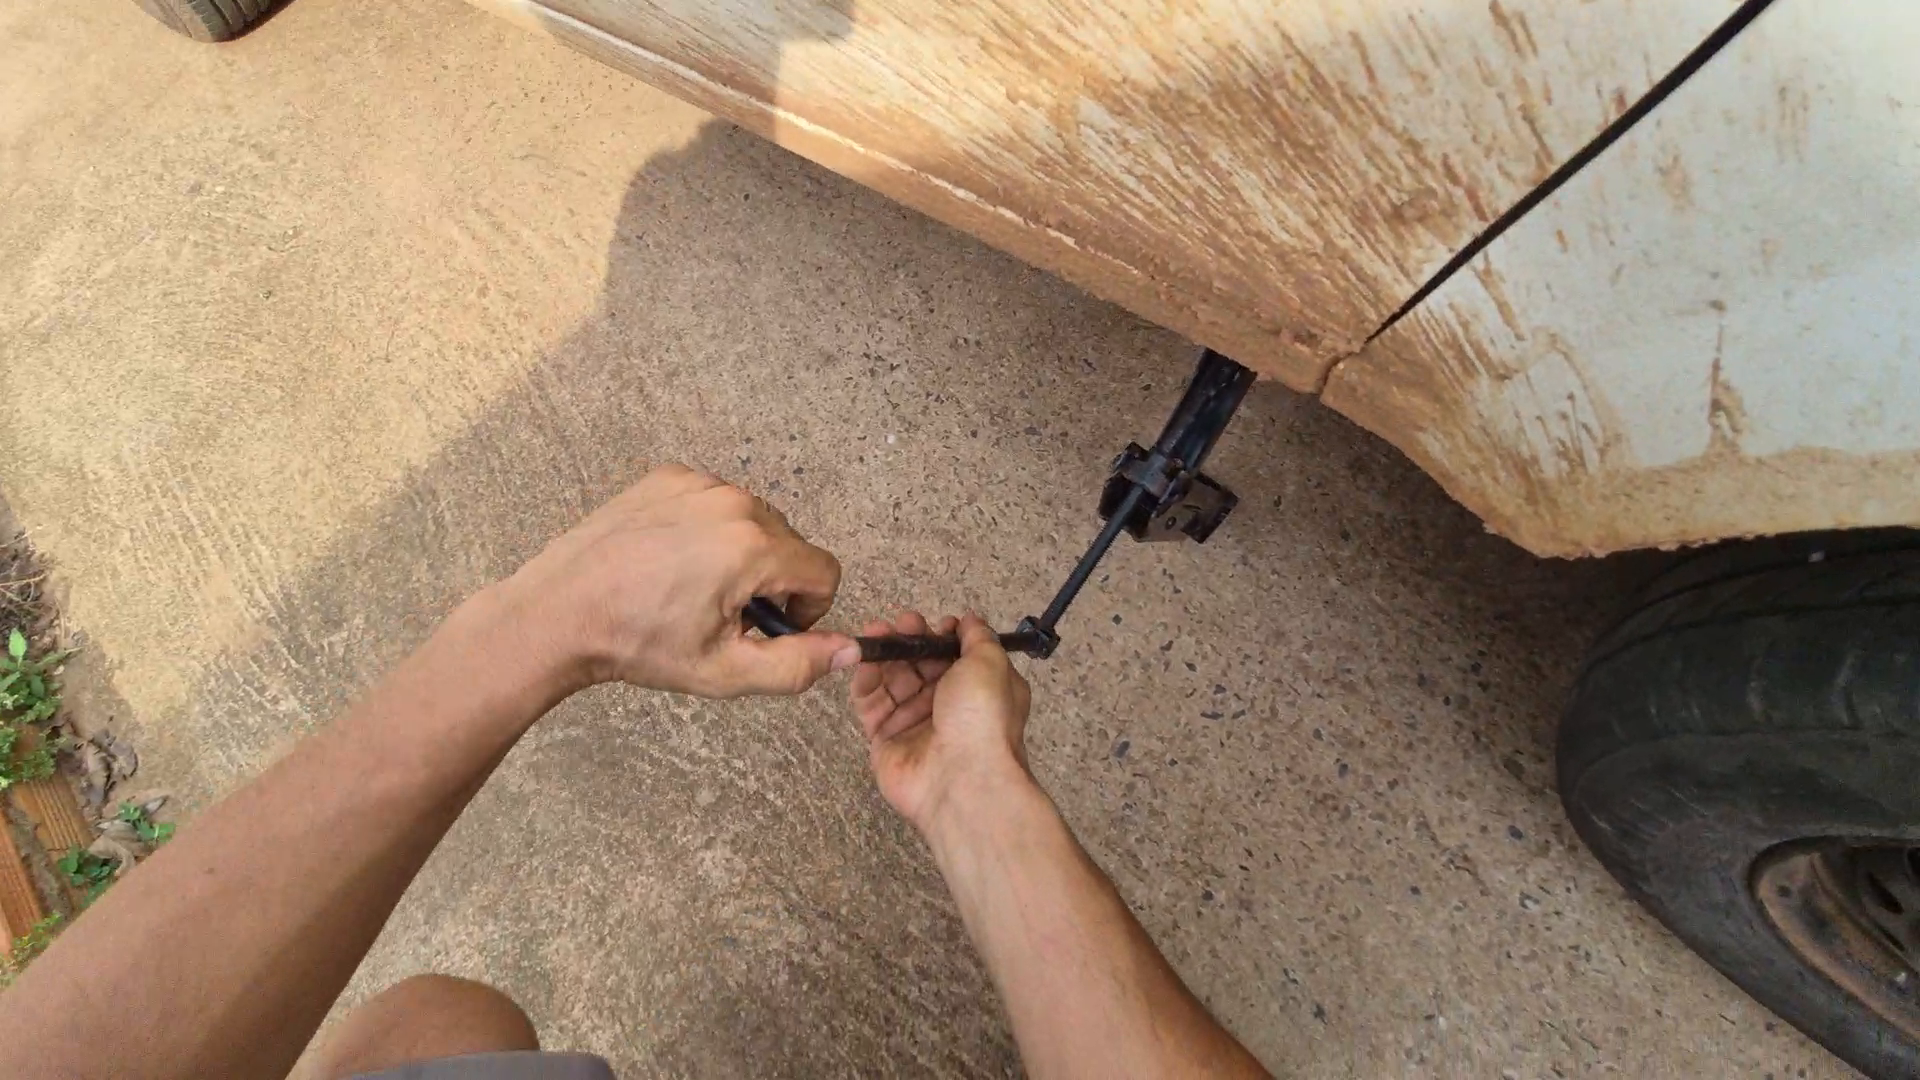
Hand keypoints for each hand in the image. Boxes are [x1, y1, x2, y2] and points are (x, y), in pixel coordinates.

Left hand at [497, 465, 858, 696]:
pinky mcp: (672, 476)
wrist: (557, 613)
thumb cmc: (637, 644)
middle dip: (774, 582)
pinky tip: (675, 558)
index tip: (767, 626)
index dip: (807, 608)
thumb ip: (799, 664)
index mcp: (753, 548)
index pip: (824, 571)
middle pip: (792, 545)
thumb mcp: (724, 672)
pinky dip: (713, 530)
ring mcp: (700, 483)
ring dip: (746, 554)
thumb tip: (850, 650)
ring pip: (759, 522)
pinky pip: (721, 501)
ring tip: (696, 585)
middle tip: (725, 612)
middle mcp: (734, 502)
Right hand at [849, 612, 1032, 831]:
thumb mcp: (990, 663)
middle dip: (911, 639)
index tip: (938, 623)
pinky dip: (865, 680)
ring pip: (893, 679)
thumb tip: (968, 619)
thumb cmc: (981, 716)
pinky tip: (863, 658)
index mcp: (978, 689)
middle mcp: (948, 705)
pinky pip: (870, 704)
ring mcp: (915, 722)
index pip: (956, 656)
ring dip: (885, 652)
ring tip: (875, 630)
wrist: (961, 778)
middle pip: (921, 664)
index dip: (944, 636)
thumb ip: (978, 636)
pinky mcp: (885, 738)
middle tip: (902, 621)